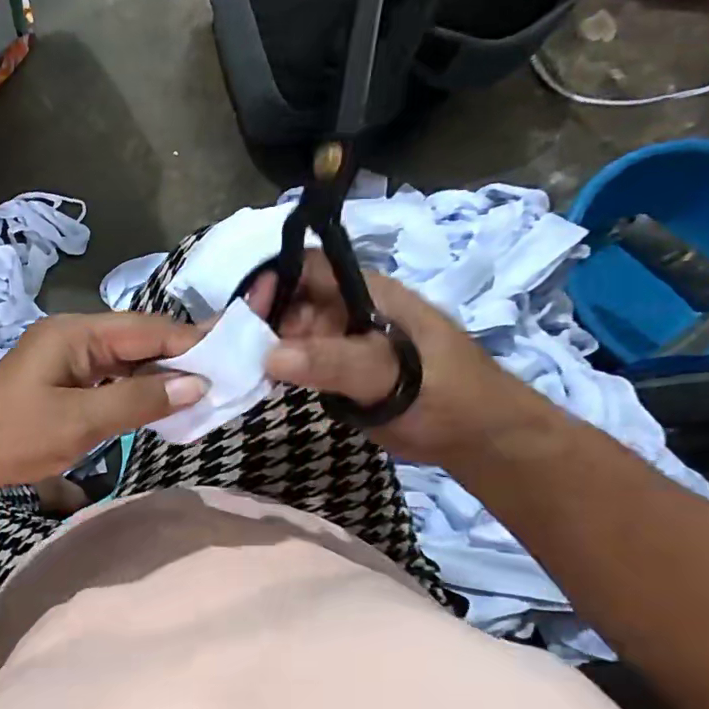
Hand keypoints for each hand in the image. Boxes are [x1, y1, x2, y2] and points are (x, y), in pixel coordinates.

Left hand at [0, 313, 209, 494]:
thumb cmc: (15, 437)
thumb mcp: (81, 421)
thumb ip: (140, 400)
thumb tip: (198, 384)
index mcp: (72, 333)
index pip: (144, 329)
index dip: (190, 341)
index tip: (233, 356)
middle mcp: (69, 337)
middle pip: (135, 341)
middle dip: (178, 358)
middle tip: (225, 376)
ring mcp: (62, 360)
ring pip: (123, 361)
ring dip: (157, 377)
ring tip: (202, 391)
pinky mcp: (58, 383)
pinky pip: (107, 379)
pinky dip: (134, 391)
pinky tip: (158, 404)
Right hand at [246, 252, 557, 464]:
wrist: (482, 441)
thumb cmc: (448, 396)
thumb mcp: (392, 374)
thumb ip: (333, 362)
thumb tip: (268, 355)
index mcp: (366, 293)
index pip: (306, 267)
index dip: (271, 281)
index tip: (242, 315)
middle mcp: (348, 310)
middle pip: (288, 301)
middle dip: (257, 321)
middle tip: (226, 352)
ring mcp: (342, 341)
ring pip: (288, 333)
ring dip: (261, 348)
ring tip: (233, 370)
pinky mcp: (337, 370)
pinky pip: (296, 361)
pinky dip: (275, 370)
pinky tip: (255, 384)